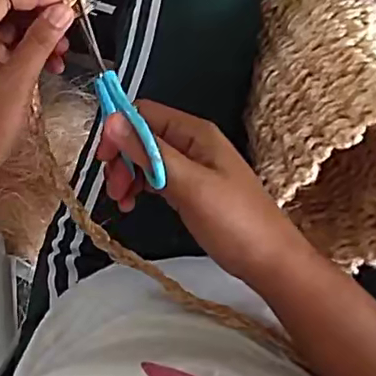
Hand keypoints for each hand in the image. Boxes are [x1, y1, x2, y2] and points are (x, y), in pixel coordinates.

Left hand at [0, 0, 74, 224]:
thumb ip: (40, 42)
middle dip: (39, 15)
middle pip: (6, 8)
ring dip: (38, 35)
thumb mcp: (16, 84)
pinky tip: (50, 65)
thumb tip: (62, 11)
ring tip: (62, 52)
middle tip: (68, 28)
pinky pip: (9, 49)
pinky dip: (31, 52)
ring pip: (10, 28)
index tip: (65, 6)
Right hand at [98, 100, 317, 282]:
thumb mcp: (188, 184)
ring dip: (127, 174)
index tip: (104, 159)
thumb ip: (149, 152)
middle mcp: (191, 143)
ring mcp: (191, 166)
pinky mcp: (189, 187)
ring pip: (145, 157)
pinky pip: (155, 176)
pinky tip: (133, 203)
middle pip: (141, 135)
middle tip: (114, 188)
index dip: (119, 131)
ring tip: (122, 201)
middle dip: (121, 157)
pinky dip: (139, 186)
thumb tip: (112, 119)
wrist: (271, 262)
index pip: (143, 113)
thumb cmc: (235, 221)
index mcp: (194, 132)